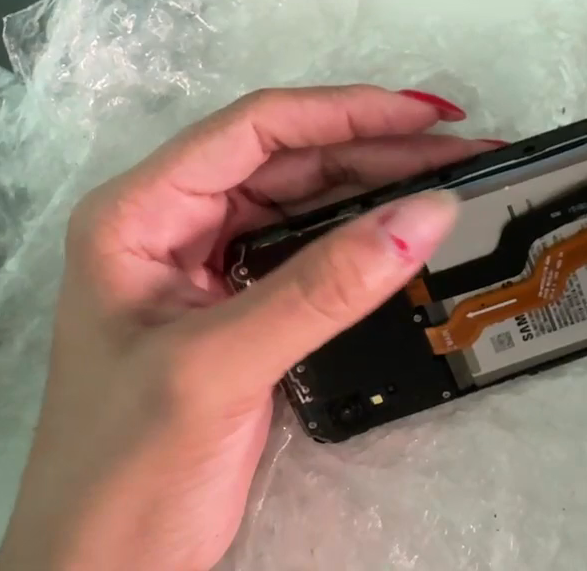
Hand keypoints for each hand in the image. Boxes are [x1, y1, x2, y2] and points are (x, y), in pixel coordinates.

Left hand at [0, 87, 483, 570]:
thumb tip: (429, 213)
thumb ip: (325, 287)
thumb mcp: (220, 368)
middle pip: (289, 157)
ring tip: (451, 178)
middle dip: (378, 148)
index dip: (346, 111)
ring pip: (305, 195)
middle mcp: (173, 218)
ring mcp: (207, 258)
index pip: (256, 129)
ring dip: (378, 183)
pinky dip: (363, 232)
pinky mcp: (240, 297)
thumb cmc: (124, 475)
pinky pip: (311, 243)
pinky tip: (406, 226)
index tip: (427, 116)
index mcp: (141, 210)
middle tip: (462, 151)